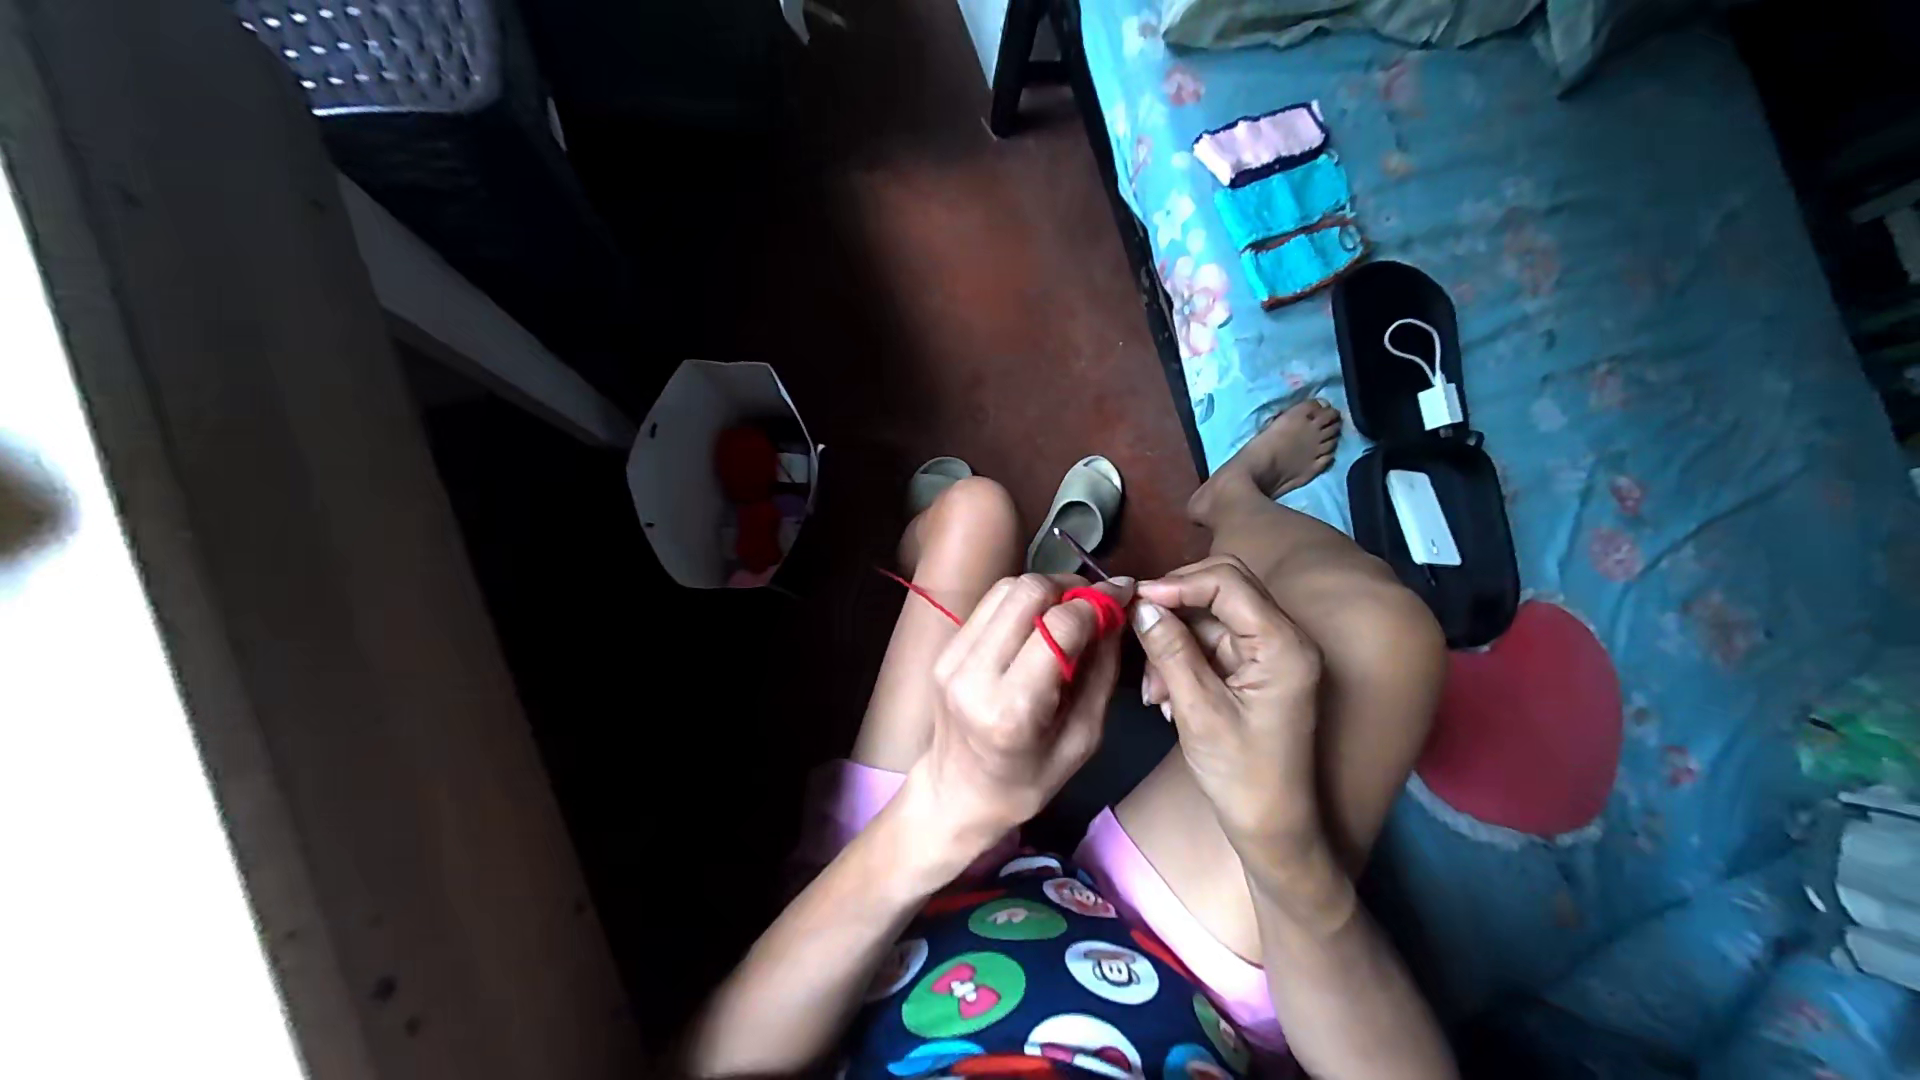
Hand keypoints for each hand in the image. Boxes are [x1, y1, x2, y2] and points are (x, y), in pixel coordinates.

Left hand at [909, 573, 1133, 855]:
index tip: (1119, 600)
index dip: (1096, 605)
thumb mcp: (1083, 738)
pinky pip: (989, 604)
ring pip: (1006, 589)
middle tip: (1091, 605)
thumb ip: (1101, 671)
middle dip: (1068, 588)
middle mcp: (973, 674)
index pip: (1058, 628)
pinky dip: (1020, 603)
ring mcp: (952, 658)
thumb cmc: (1027, 781)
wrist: (955, 792)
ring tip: (1066, 612)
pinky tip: (1036, 623)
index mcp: (1011, 710)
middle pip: (1027, 592)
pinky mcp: (945, 648)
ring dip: (1044, 590)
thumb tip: (1114, 611)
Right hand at [1131, 557, 1330, 883]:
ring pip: (1208, 615)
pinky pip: (1207, 642)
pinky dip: (1179, 658)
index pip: (1228, 581)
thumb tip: (1142, 605)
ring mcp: (1267, 652)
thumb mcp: (1198, 709)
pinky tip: (1164, 694)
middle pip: (1221, 587)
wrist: (1270, 825)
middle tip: (1136, 626)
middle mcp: (1282, 637)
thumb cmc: (1241, 773)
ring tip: (1153, 687)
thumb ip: (1171, 651)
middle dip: (1174, 604)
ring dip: (1172, 639)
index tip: (1135, 601)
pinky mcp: (1251, 667)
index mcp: (1283, 644)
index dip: (1178, 583)